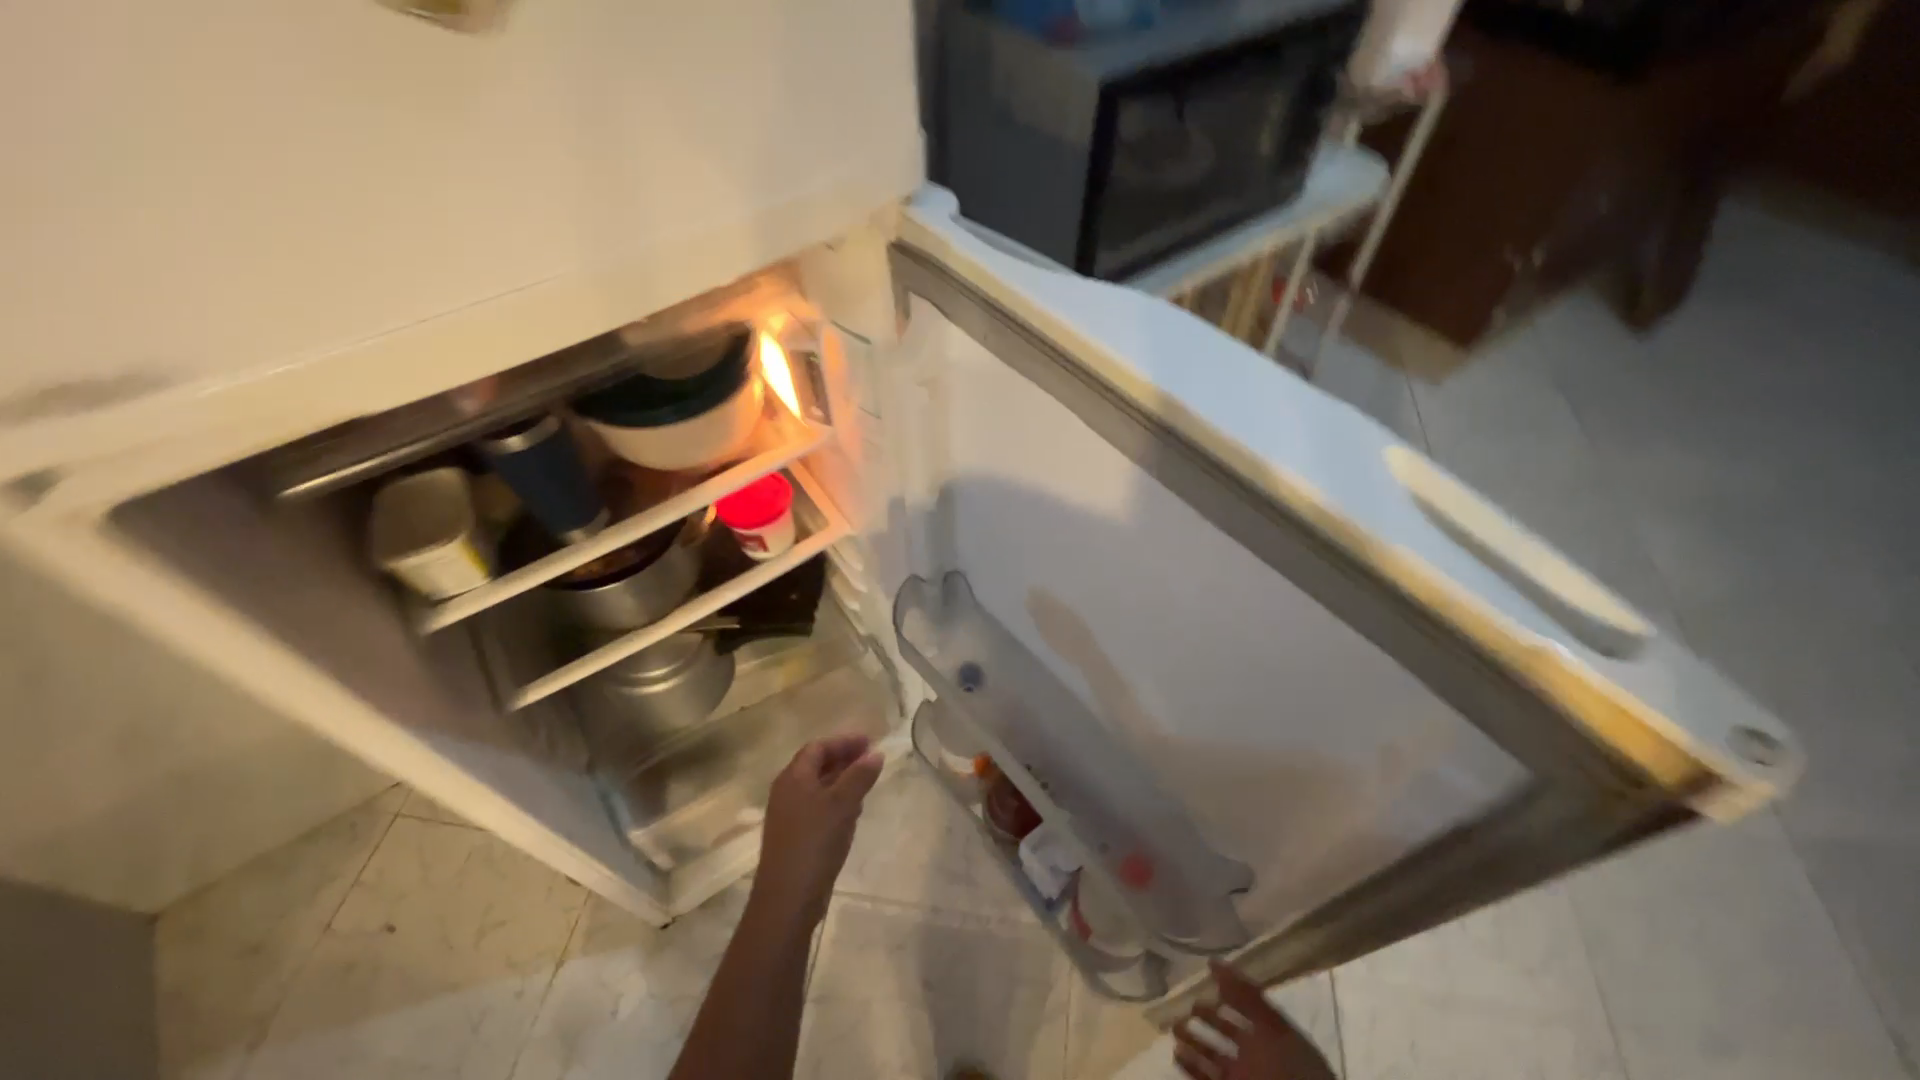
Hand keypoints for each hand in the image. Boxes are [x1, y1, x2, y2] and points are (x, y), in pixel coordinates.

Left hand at [750, 734, 884, 927]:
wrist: (788, 897)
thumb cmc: (814, 842)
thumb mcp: (841, 805)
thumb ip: (859, 777)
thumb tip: (875, 754)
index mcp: (793, 778)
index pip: (817, 748)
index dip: (843, 742)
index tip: (870, 741)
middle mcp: (787, 792)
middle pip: (816, 766)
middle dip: (844, 760)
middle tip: (871, 758)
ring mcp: (789, 816)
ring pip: (818, 788)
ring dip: (842, 781)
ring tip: (867, 781)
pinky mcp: (795, 837)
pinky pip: (818, 808)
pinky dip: (837, 802)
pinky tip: (854, 812)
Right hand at [1173, 962, 1335, 1079]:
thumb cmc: (1291, 1070)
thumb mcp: (1274, 1028)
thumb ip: (1246, 996)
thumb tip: (1215, 963)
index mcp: (1269, 1036)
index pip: (1244, 1007)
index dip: (1227, 990)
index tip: (1206, 974)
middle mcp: (1253, 1054)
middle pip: (1226, 1030)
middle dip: (1206, 1016)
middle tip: (1189, 1006)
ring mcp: (1239, 1075)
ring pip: (1211, 1055)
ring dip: (1192, 1041)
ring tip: (1176, 1028)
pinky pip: (1203, 1078)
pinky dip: (1190, 1067)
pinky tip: (1177, 1054)